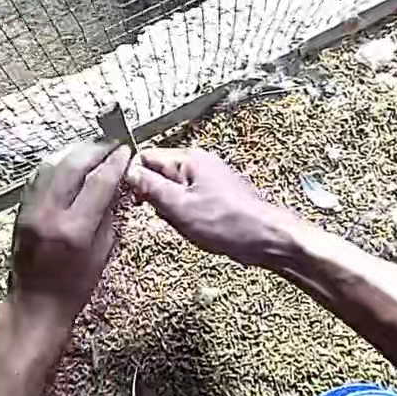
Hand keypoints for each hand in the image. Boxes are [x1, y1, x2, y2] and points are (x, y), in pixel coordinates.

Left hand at [9, 140, 130, 325]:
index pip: (99, 182)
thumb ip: (110, 214)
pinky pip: (39, 175)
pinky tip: (69, 163)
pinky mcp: (20, 209)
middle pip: (73, 164)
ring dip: (75, 152)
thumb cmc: (75, 285)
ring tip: (93, 150)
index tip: (126, 152)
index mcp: (75, 229)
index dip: (115, 162)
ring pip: (52, 164)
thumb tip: (118, 182)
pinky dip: (56, 164)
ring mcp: (30, 209)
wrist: (35, 303)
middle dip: (96, 150)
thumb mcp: (103, 251)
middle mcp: (49, 214)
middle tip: (112, 146)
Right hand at [124, 148, 300, 266]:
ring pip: (174, 192)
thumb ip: (150, 187)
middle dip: (157, 199)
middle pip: (160, 175)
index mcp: (190, 159)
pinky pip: (190, 203)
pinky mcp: (217, 196)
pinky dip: (188, 217)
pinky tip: (198, 229)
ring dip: (173, 211)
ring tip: (188, 225)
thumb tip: (128, 172)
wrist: (268, 238)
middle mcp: (200, 163)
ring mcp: (210, 180)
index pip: (147, 157)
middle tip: (168, 216)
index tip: (135, 198)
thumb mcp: (179, 206)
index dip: (135, 178)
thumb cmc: (229, 222)